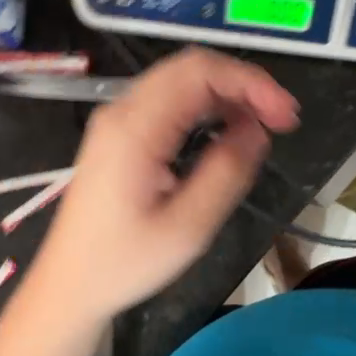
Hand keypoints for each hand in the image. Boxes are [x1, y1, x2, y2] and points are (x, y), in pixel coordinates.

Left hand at [24, 49, 299, 323]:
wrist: (70, 286)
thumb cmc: (123, 263)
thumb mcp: (187, 227)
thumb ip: (226, 173)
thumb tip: (258, 132)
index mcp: (134, 128)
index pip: (199, 72)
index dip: (250, 83)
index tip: (285, 116)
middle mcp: (122, 112)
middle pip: (190, 70)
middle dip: (243, 86)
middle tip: (281, 120)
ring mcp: (117, 123)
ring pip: (180, 84)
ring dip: (226, 97)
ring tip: (261, 128)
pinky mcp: (119, 137)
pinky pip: (168, 105)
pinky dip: (205, 110)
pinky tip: (226, 134)